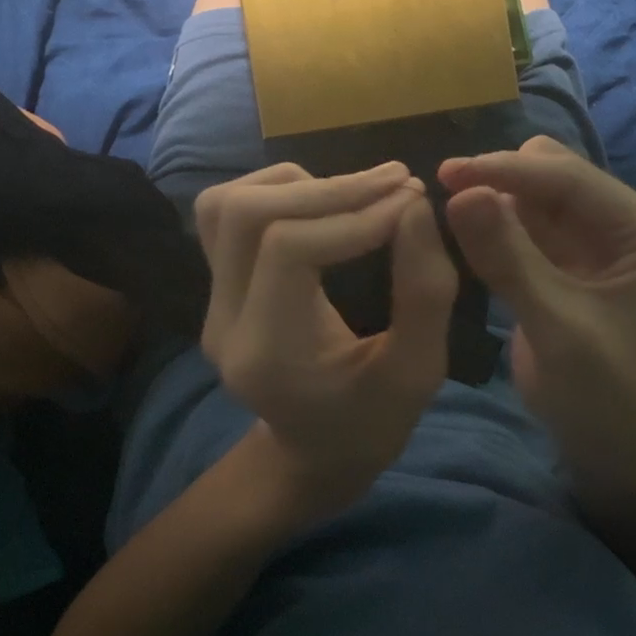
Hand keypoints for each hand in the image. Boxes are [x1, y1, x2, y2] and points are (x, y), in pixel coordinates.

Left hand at [195, 161, 457, 513]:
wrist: (315, 452)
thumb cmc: (372, 422)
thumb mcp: (418, 371)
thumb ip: (424, 292)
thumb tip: (415, 204)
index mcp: (268, 352)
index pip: (288, 249)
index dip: (353, 215)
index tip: (412, 203)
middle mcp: (224, 321)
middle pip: (245, 215)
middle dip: (327, 189)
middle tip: (398, 182)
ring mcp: (212, 301)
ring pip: (225, 205)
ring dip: (298, 184)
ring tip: (361, 193)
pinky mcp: (217, 285)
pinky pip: (226, 214)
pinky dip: (279, 191)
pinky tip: (327, 203)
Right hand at [439, 136, 635, 485]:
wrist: (606, 441)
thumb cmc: (596, 392)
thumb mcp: (554, 326)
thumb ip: (509, 259)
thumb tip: (461, 194)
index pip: (568, 178)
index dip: (505, 171)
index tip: (445, 172)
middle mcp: (624, 217)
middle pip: (550, 170)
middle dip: (500, 180)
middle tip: (447, 199)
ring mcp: (594, 231)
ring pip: (531, 188)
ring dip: (492, 196)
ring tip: (448, 213)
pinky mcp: (566, 249)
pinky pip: (521, 216)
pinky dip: (492, 218)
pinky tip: (463, 230)